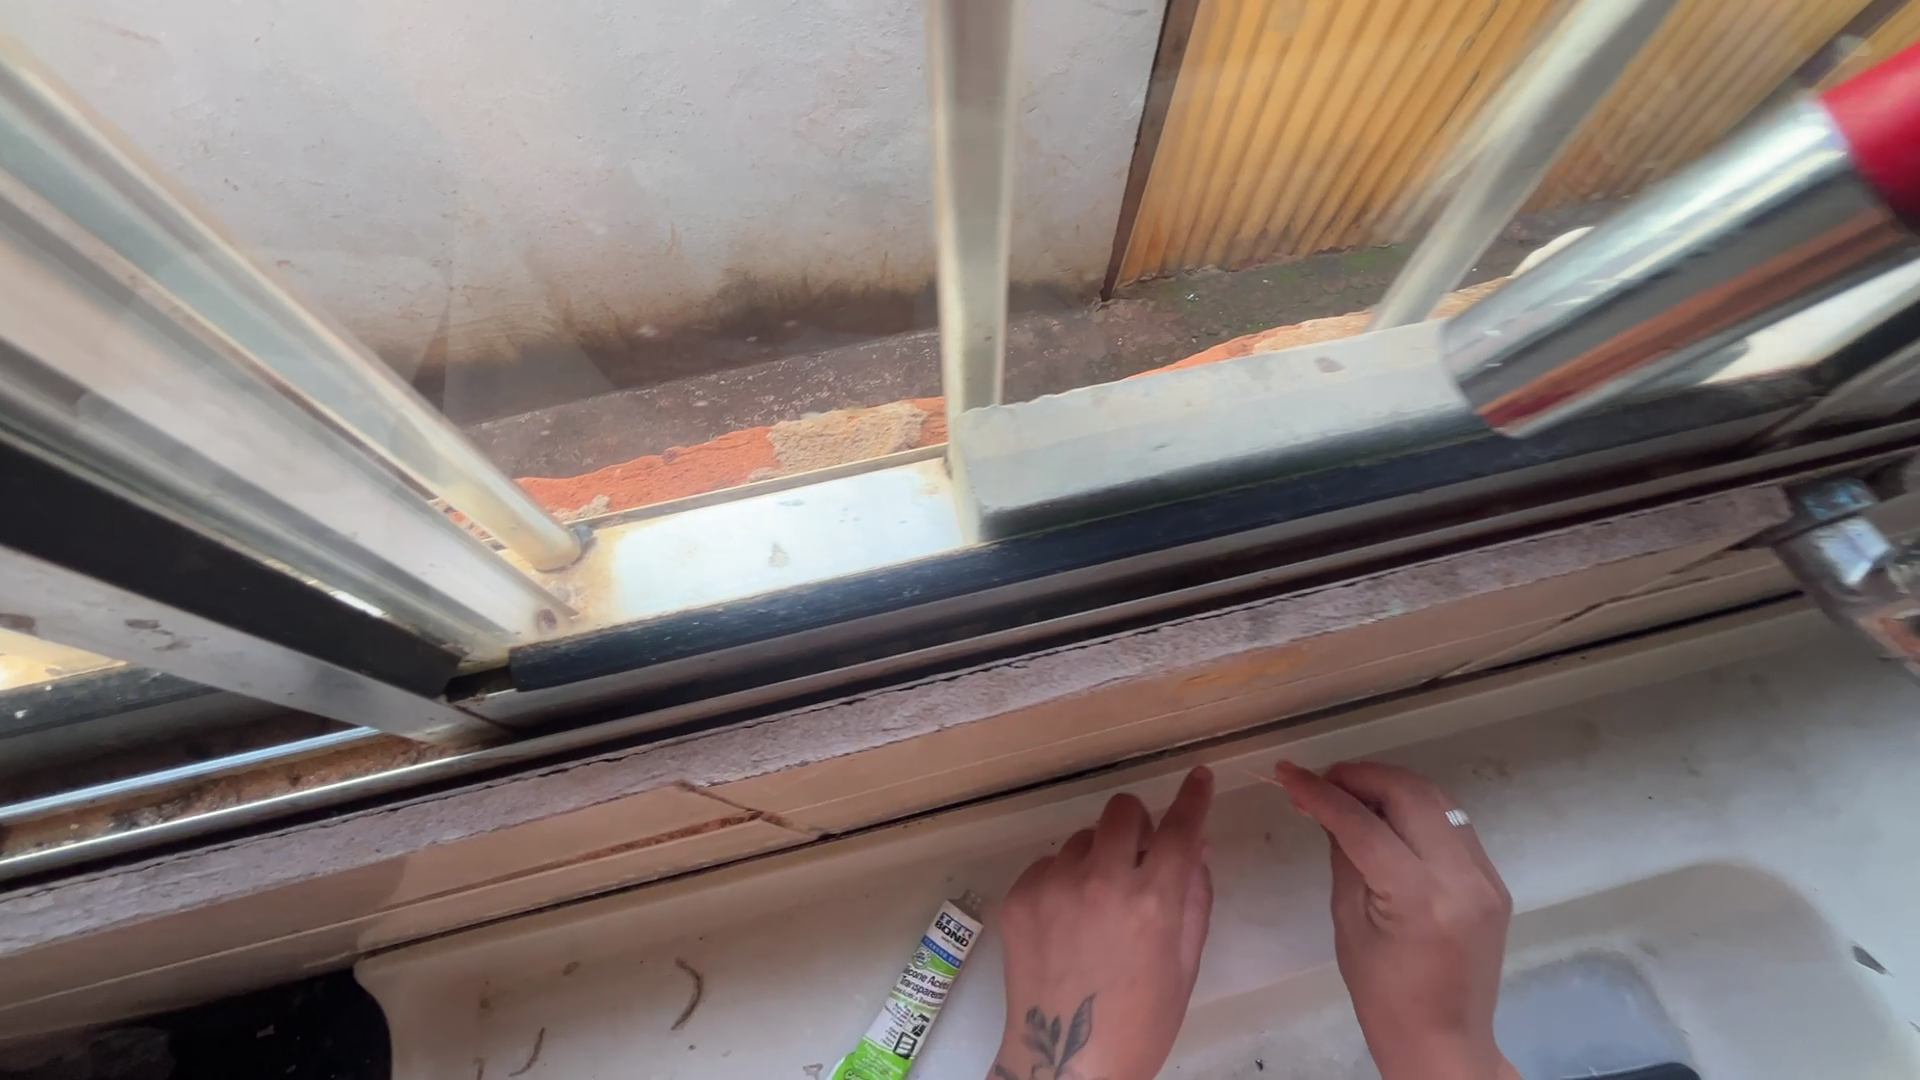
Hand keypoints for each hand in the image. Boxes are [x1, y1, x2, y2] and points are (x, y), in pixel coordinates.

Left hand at [988, 767, 1214, 1079]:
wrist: (1065, 1063)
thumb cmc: (1139, 1020)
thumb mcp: (1182, 965)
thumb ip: (1193, 897)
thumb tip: (1196, 845)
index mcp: (1150, 901)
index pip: (1178, 829)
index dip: (1192, 798)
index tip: (1199, 776)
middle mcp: (1100, 880)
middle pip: (1121, 811)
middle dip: (1136, 825)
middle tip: (1137, 856)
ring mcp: (1054, 884)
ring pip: (1082, 837)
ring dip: (1097, 856)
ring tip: (1097, 906)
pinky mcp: (1020, 893)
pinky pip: (1049, 863)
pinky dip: (1063, 880)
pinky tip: (1066, 921)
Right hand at [1275, 762, 1517, 1079]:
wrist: (1445, 1041)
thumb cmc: (1381, 991)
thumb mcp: (1346, 918)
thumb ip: (1341, 851)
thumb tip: (1320, 802)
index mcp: (1421, 900)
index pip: (1363, 824)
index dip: (1319, 792)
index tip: (1286, 773)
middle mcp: (1462, 880)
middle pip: (1409, 794)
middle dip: (1358, 775)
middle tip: (1320, 781)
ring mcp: (1485, 877)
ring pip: (1435, 798)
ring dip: (1386, 784)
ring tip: (1347, 792)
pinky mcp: (1492, 879)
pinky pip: (1449, 821)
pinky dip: (1411, 805)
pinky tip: (1382, 815)